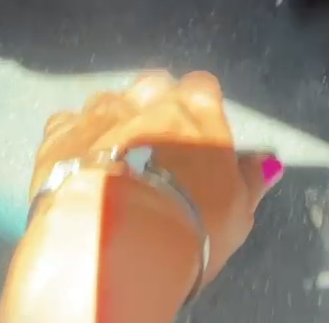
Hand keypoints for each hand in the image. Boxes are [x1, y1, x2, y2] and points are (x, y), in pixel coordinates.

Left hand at [30, 71, 279, 281]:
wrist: (115, 243)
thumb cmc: (190, 224)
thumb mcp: (237, 211)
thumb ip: (251, 179)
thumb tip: (268, 163)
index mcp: (197, 106)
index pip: (203, 87)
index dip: (200, 110)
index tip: (197, 138)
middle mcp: (148, 96)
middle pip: (154, 85)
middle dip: (154, 104)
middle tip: (155, 146)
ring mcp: (101, 111)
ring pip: (110, 99)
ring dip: (113, 119)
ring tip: (114, 157)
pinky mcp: (60, 135)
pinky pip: (68, 122)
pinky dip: (74, 137)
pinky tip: (79, 162)